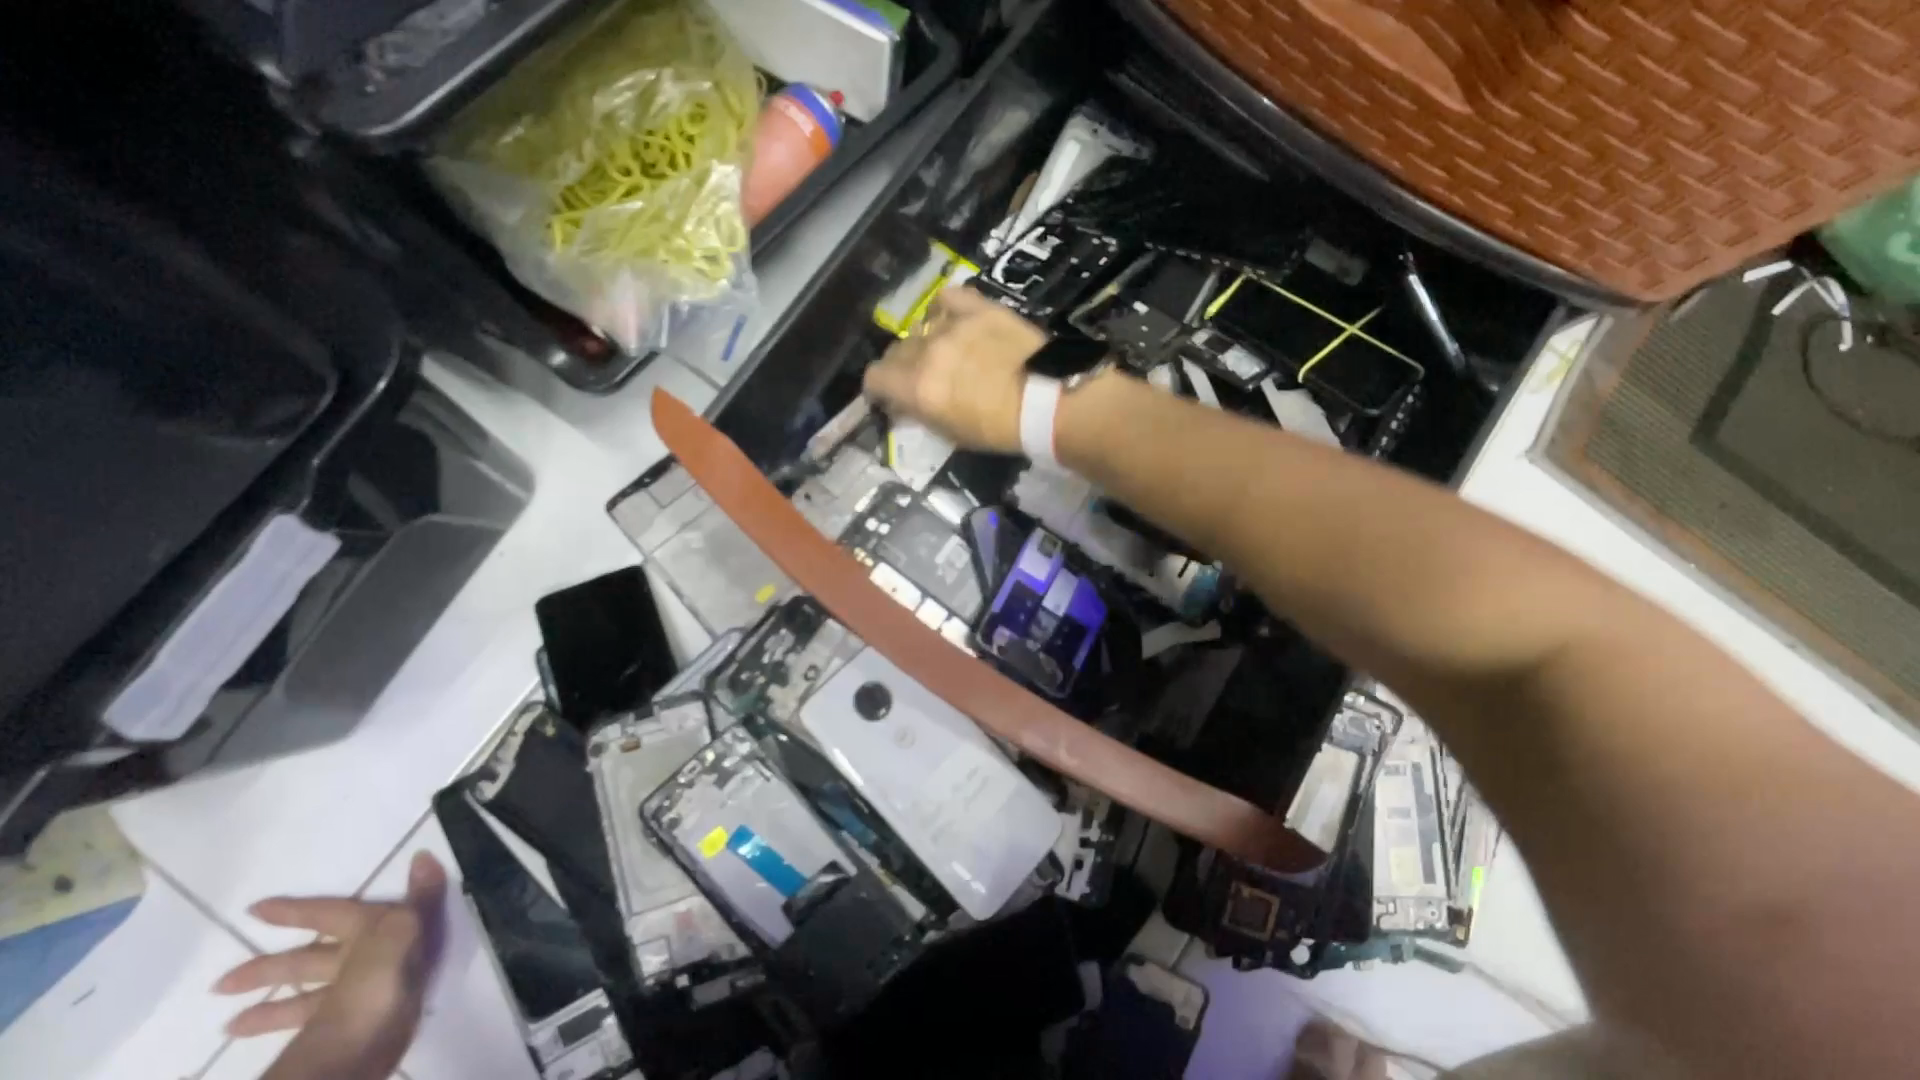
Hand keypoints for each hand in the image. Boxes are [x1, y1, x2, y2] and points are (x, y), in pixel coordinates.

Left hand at [215, 852, 447, 1079]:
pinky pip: (314, 1025)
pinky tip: (283, 1037)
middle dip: (265, 970)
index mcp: (363, 933)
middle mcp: (349, 962)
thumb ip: (420, 897)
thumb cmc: (386, 974)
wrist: (372, 1037)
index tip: (254, 910)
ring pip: (303, 999)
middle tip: (218, 986)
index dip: (296, 910)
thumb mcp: (406, 931)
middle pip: (304, 961)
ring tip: (230, 1027)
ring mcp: (343, 996)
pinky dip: (295, 1028)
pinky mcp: (345, 1027)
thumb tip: (423, 854)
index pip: (326, 914)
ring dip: (270, 1011)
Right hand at [862, 286, 1047, 452]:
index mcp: (917, 389)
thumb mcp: (951, 434)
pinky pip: (949, 298)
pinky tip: (956, 319)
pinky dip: (947, 309)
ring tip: (949, 352)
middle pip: (896, 351)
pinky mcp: (979, 309)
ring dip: (928, 341)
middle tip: (925, 377)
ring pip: (921, 328)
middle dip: (904, 366)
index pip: (874, 377)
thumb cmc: (999, 429)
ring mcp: (951, 327)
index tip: (891, 393)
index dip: (880, 387)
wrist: (1047, 401)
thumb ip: (920, 413)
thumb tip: (903, 404)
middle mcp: (926, 353)